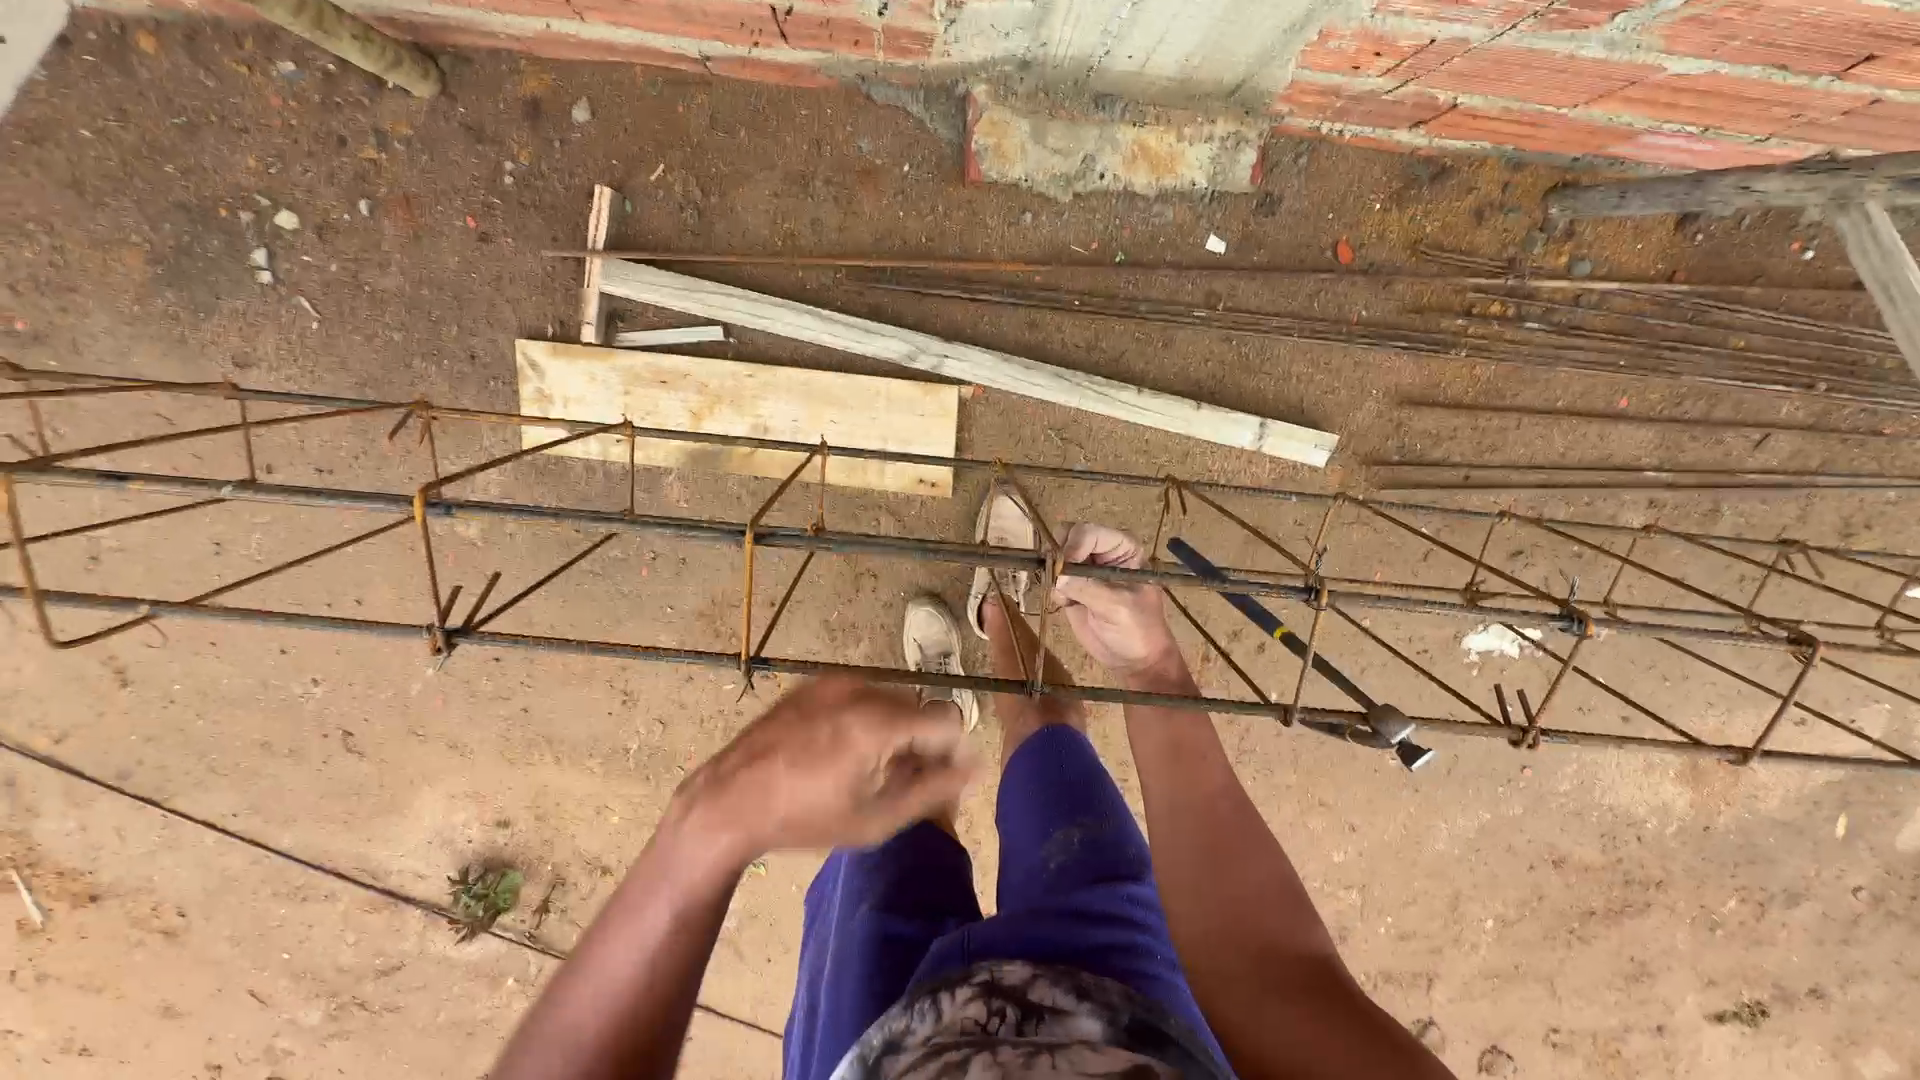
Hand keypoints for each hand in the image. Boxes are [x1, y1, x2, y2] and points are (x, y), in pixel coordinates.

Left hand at [669, 676, 975, 862]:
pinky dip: (867, 715)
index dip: (952, 750)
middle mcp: (860, 689)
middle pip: (920, 705)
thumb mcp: (875, 819)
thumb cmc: (804, 819)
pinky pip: (860, 693)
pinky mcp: (813, 683)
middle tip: (903, 778)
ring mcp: (833, 682)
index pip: (947, 719)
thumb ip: (932, 790)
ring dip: (895, 726)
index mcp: (878, 722)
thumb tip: (973, 767)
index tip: (940, 778)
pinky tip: (841, 750)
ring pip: (891, 697)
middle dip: (922, 739)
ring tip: (869, 767)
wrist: (727, 800)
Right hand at [1052, 524, 1182, 681]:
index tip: (1064, 569)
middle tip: (1061, 580)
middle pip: (1068, 536)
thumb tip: (1057, 577)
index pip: (1089, 533)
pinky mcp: (1071, 587)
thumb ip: (1088, 587)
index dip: (1073, 546)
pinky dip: (1053, 588)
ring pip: (1056, 555)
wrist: (1134, 660)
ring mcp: (1085, 569)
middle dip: (1059, 556)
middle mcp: (1103, 553)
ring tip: (1066, 596)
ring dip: (1054, 573)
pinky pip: (1052, 577)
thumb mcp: (1117, 607)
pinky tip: (1067, 603)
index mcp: (1123, 548)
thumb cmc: (1138, 630)